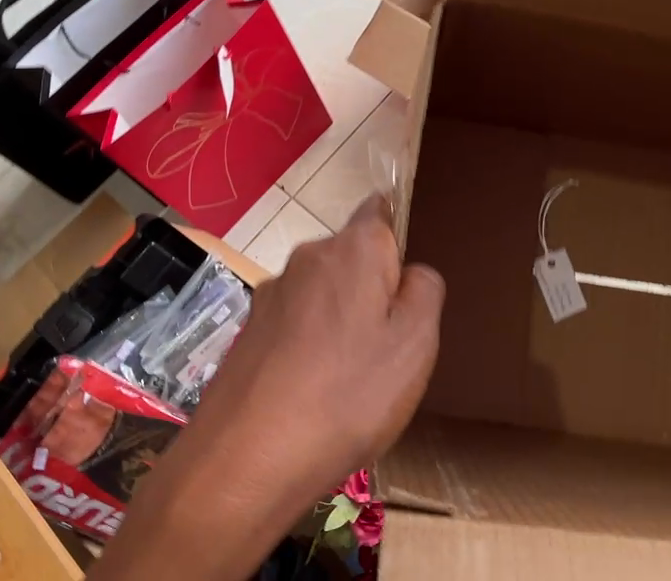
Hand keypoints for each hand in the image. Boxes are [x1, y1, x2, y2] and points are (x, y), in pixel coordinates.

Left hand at [182, 194, 444, 501]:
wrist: (245, 461)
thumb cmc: (347, 395)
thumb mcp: (416, 343)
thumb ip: (425, 291)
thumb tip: (411, 273)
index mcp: (353, 248)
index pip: (379, 210)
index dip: (397, 240)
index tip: (406, 285)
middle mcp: (307, 258)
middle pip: (352, 258)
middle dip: (371, 290)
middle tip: (388, 348)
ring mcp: (270, 296)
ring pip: (323, 296)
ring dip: (339, 323)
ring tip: (349, 381)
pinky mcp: (247, 333)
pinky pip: (295, 328)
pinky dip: (308, 349)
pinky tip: (312, 396)